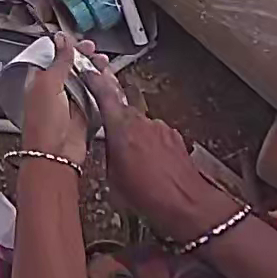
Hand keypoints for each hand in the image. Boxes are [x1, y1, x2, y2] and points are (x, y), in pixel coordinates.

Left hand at [19, 32, 93, 166]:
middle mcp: (53, 89)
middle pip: (70, 66)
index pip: (52, 56)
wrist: (56, 155)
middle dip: (83, 56)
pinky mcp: (83, 112)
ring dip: (94, 69)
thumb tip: (61, 38)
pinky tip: (107, 78)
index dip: (65, 46)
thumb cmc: (44, 122)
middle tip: (93, 50)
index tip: (77, 40)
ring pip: (83, 79)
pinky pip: (93, 94)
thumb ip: (58, 60)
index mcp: (39, 79)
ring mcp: (68, 101)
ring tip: (103, 62)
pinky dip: (101, 85)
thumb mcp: (49, 83)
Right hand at [98, 73, 242, 242]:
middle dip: (115, 117)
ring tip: (135, 160)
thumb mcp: (113, 178)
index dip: (95, 80)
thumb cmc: (149, 195)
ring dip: (135, 135)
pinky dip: (150, 144)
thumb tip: (106, 146)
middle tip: (111, 133)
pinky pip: (155, 133)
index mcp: (121, 127)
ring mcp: (160, 127)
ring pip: (140, 123)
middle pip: (123, 108)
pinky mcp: (174, 136)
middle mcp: (141, 121)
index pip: (105, 93)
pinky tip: (151, 163)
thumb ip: (107, 152)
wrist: (187, 204)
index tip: (89, 73)